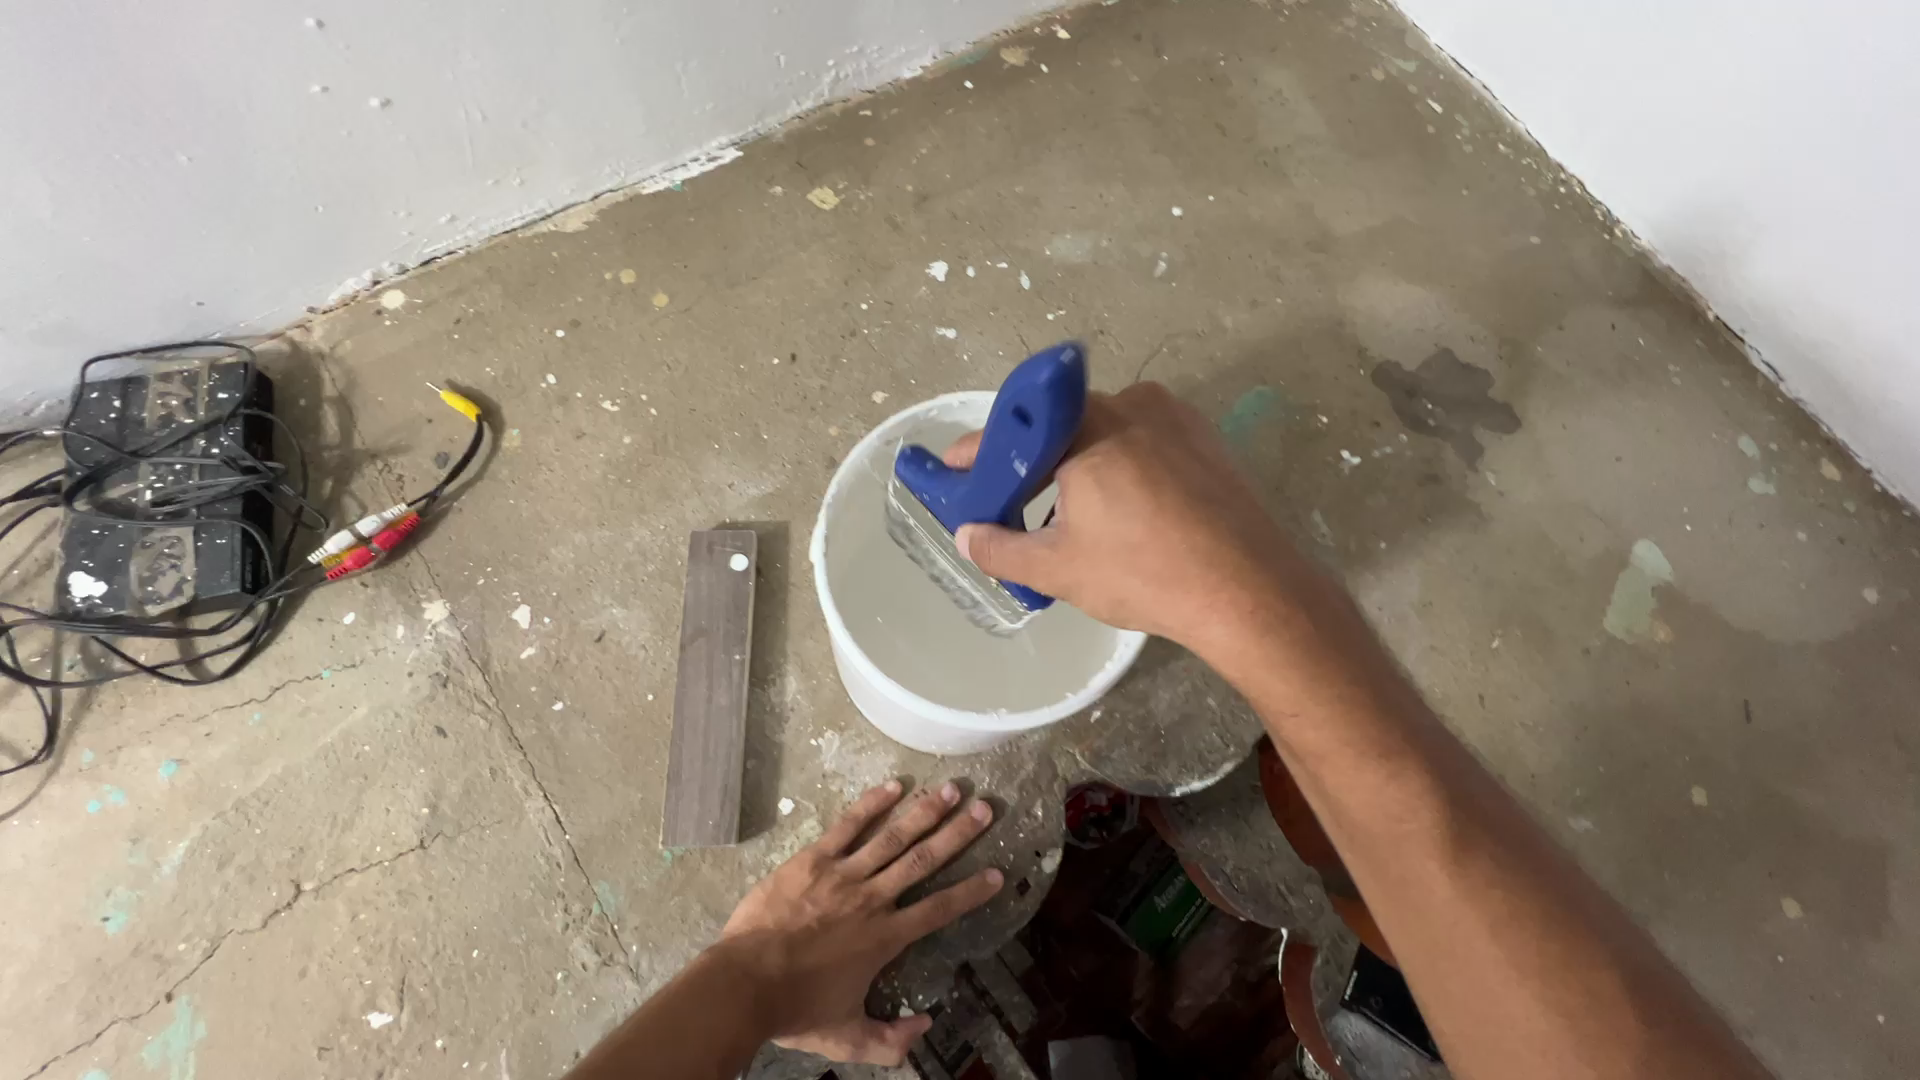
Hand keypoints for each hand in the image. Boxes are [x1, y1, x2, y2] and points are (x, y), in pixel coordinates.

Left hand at [715, 779, 1001, 1065]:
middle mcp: (873, 898)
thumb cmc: (795, 1009)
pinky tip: (893, 785)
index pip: (939, 909)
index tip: (997, 873)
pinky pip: (848, 826)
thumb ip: (889, 1041)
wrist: (745, 984)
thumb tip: (926, 1027)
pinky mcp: (814, 859)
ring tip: (952, 788)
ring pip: (893, 836)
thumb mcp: (846, 1038)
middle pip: (924, 860)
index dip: (970, 892)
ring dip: (925, 811)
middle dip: (958, 833)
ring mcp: (844, 874)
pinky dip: (871, 804)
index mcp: (885, 937)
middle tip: (985, 808)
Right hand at [948, 382, 1322, 658]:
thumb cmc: (1144, 572)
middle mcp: (1130, 403)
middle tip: (1008, 504)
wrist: (1249, 590)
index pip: (1014, 433)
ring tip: (1062, 517)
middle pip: (1059, 429)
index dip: (977, 454)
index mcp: (1087, 426)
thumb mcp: (1058, 567)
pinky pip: (1141, 444)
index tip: (952, 470)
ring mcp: (1174, 418)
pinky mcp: (1205, 440)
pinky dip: (1115, 468)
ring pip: (1102, 435)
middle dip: (1028, 466)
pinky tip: (1117, 510)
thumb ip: (1000, 548)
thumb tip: (967, 536)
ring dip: (1073, 468)